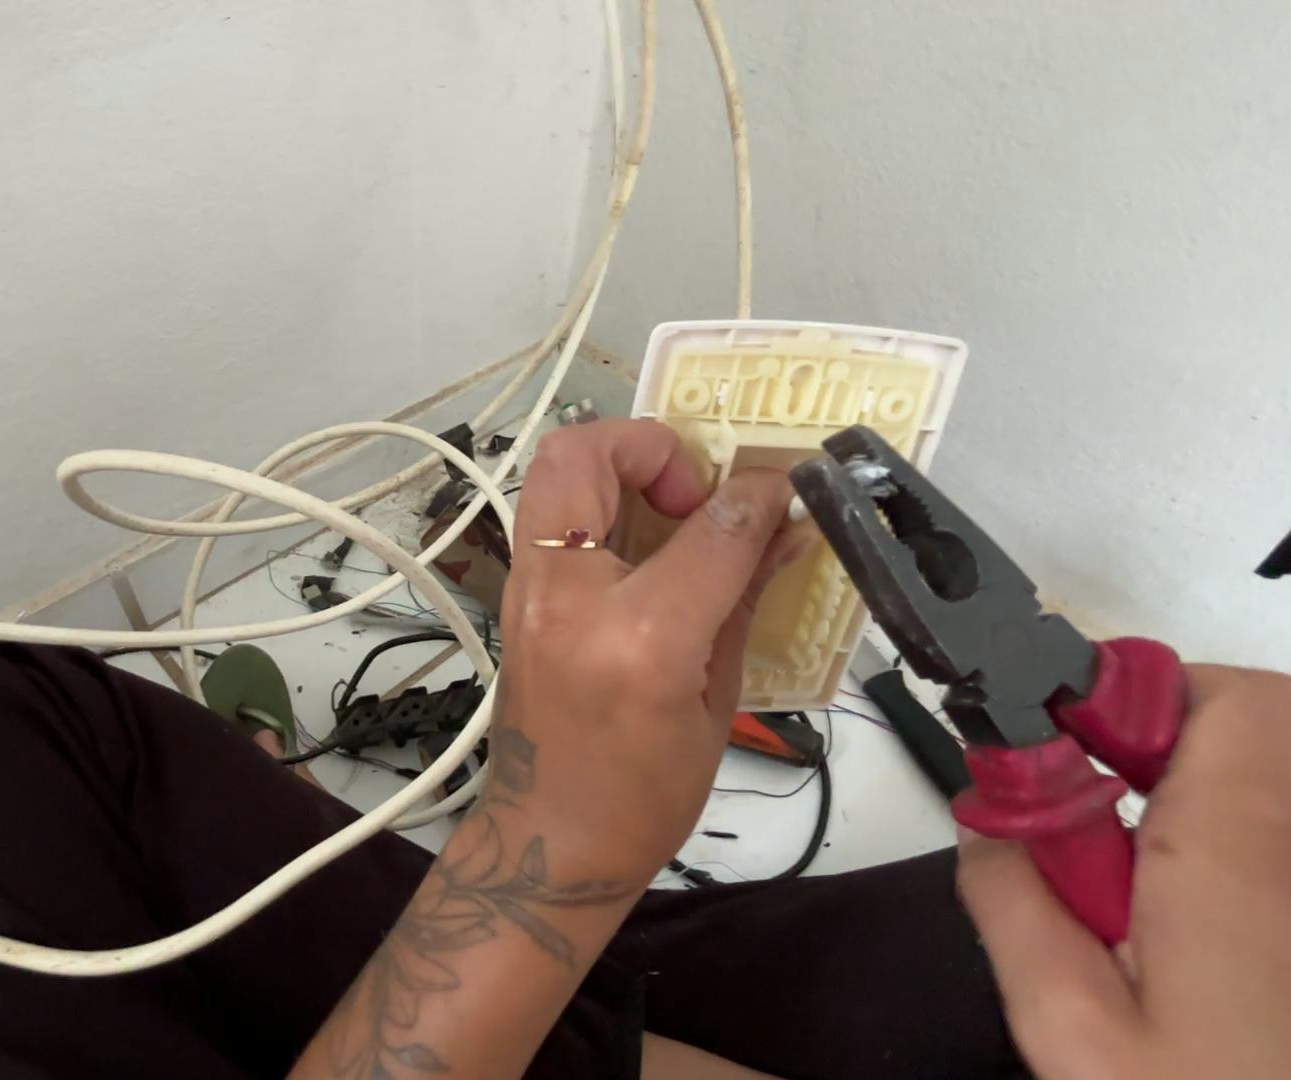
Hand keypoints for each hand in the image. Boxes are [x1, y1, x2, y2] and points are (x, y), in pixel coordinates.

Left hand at [495, 418, 807, 883]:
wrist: (548, 838)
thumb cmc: (644, 796)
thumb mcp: (717, 703)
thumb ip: (742, 598)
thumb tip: (778, 524)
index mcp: (641, 638)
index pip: (710, 527)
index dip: (756, 496)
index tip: (775, 494)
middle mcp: (569, 598)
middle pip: (583, 454)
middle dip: (649, 444)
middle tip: (691, 490)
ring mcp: (526, 592)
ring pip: (552, 472)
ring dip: (615, 466)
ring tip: (666, 512)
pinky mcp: (512, 597)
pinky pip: (549, 515)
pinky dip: (594, 503)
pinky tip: (635, 546)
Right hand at [960, 666, 1290, 1079]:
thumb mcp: (1069, 1030)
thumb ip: (1010, 903)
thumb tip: (987, 817)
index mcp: (1258, 868)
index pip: (1232, 700)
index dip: (1135, 688)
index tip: (1065, 735)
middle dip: (1195, 709)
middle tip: (1119, 772)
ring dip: (1260, 749)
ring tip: (1180, 814)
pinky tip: (1250, 872)